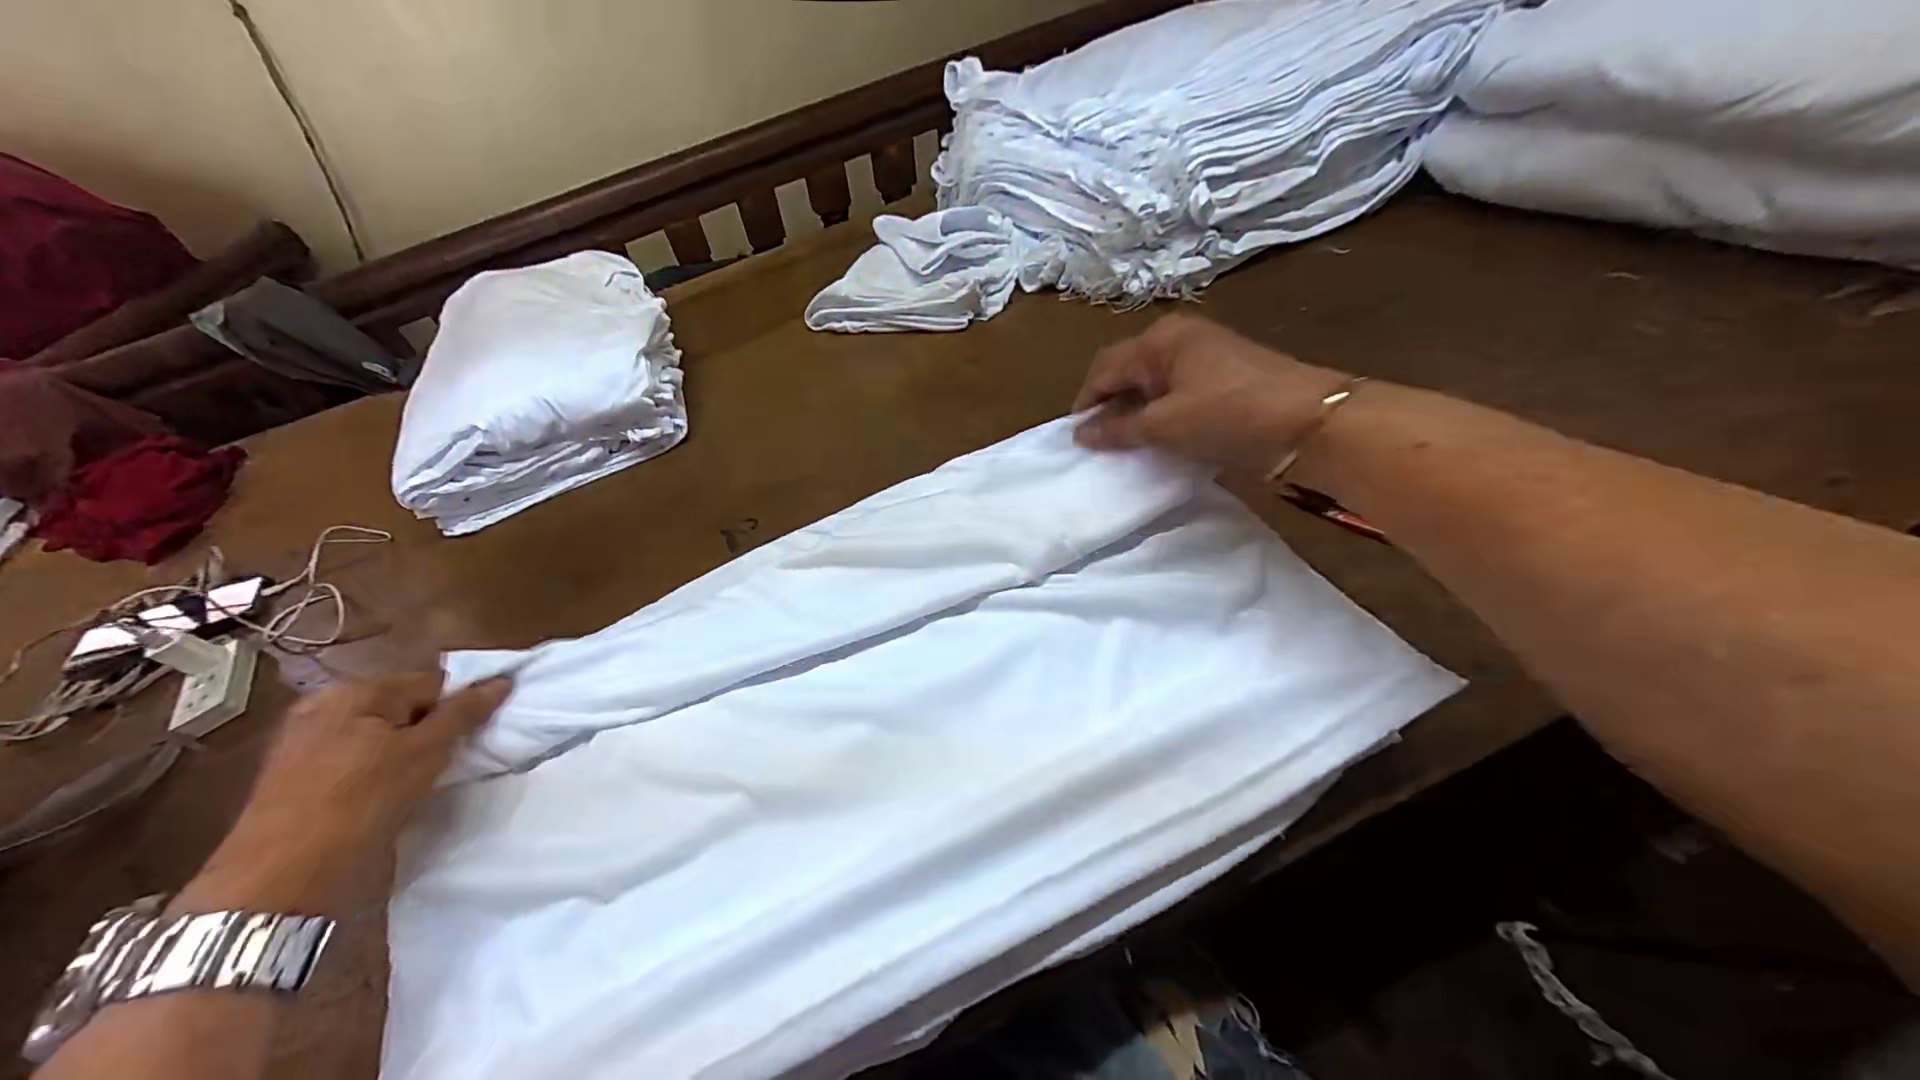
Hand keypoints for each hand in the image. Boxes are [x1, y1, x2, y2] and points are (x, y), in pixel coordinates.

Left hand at [174, 674, 512, 913]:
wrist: (283, 880)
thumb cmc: (363, 802)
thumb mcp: (427, 752)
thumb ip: (464, 712)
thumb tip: (502, 680)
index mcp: (355, 692)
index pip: (432, 683)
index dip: (462, 705)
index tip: (481, 733)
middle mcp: (324, 708)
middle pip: (404, 708)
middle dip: (434, 728)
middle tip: (456, 758)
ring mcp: (305, 744)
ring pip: (382, 736)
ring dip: (410, 752)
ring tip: (429, 778)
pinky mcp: (297, 779)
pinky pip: (358, 760)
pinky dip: (381, 770)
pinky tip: (392, 793)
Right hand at [1073, 314, 1356, 472]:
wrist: (1313, 424)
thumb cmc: (1229, 414)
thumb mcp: (1166, 425)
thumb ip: (1118, 429)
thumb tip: (1080, 434)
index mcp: (1160, 339)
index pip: (1104, 367)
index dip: (1086, 402)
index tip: (1075, 439)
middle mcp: (1179, 340)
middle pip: (1127, 373)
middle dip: (1110, 408)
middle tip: (1099, 445)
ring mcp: (1204, 358)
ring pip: (1151, 387)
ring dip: (1136, 416)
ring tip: (1126, 448)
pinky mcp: (1222, 381)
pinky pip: (1175, 397)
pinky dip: (1161, 418)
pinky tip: (1158, 443)